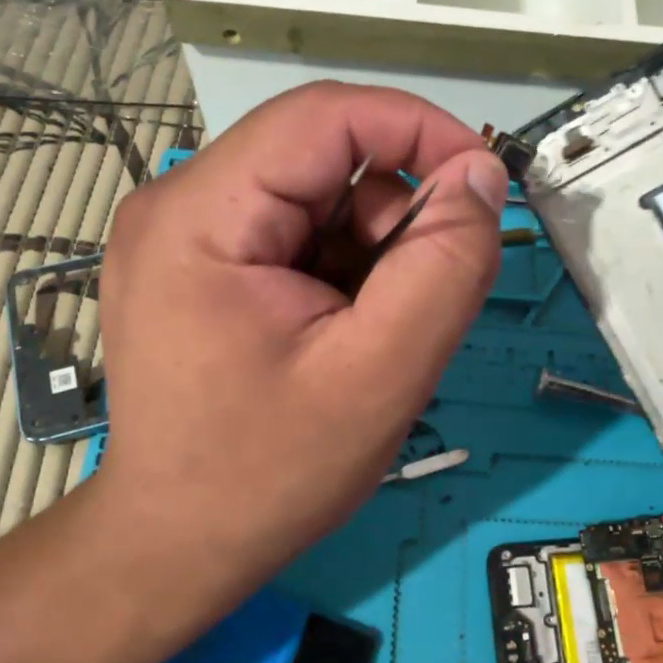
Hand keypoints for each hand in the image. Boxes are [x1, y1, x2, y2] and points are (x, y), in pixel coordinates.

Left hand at [94, 81, 504, 578]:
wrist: (178, 546)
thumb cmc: (270, 473)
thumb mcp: (381, 374)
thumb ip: (445, 265)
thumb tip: (480, 176)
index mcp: (203, 215)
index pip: (326, 116)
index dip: (419, 129)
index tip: (484, 187)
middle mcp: (179, 204)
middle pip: (321, 157)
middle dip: (394, 214)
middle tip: (417, 299)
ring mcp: (182, 235)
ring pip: (315, 196)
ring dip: (371, 248)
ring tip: (369, 334)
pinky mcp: (197, 265)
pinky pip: (294, 232)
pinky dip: (341, 269)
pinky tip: (338, 334)